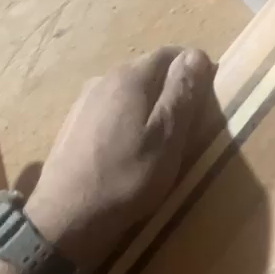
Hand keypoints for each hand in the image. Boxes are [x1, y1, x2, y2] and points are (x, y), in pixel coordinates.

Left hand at [25, 47, 217, 270]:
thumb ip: (182, 94)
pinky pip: (112, 111)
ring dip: (150, 107)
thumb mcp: (168, 138)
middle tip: (189, 126)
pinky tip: (132, 151)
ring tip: (162, 142)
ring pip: (129, 92)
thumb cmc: (127, 179)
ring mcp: (84, 102)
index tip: (207, 101)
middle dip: (172, 89)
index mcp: (129, 79)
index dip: (194, 70)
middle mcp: (103, 80)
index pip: (170, 54)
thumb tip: (196, 54)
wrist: (67, 218)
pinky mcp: (75, 125)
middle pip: (148, 71)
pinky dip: (130, 122)